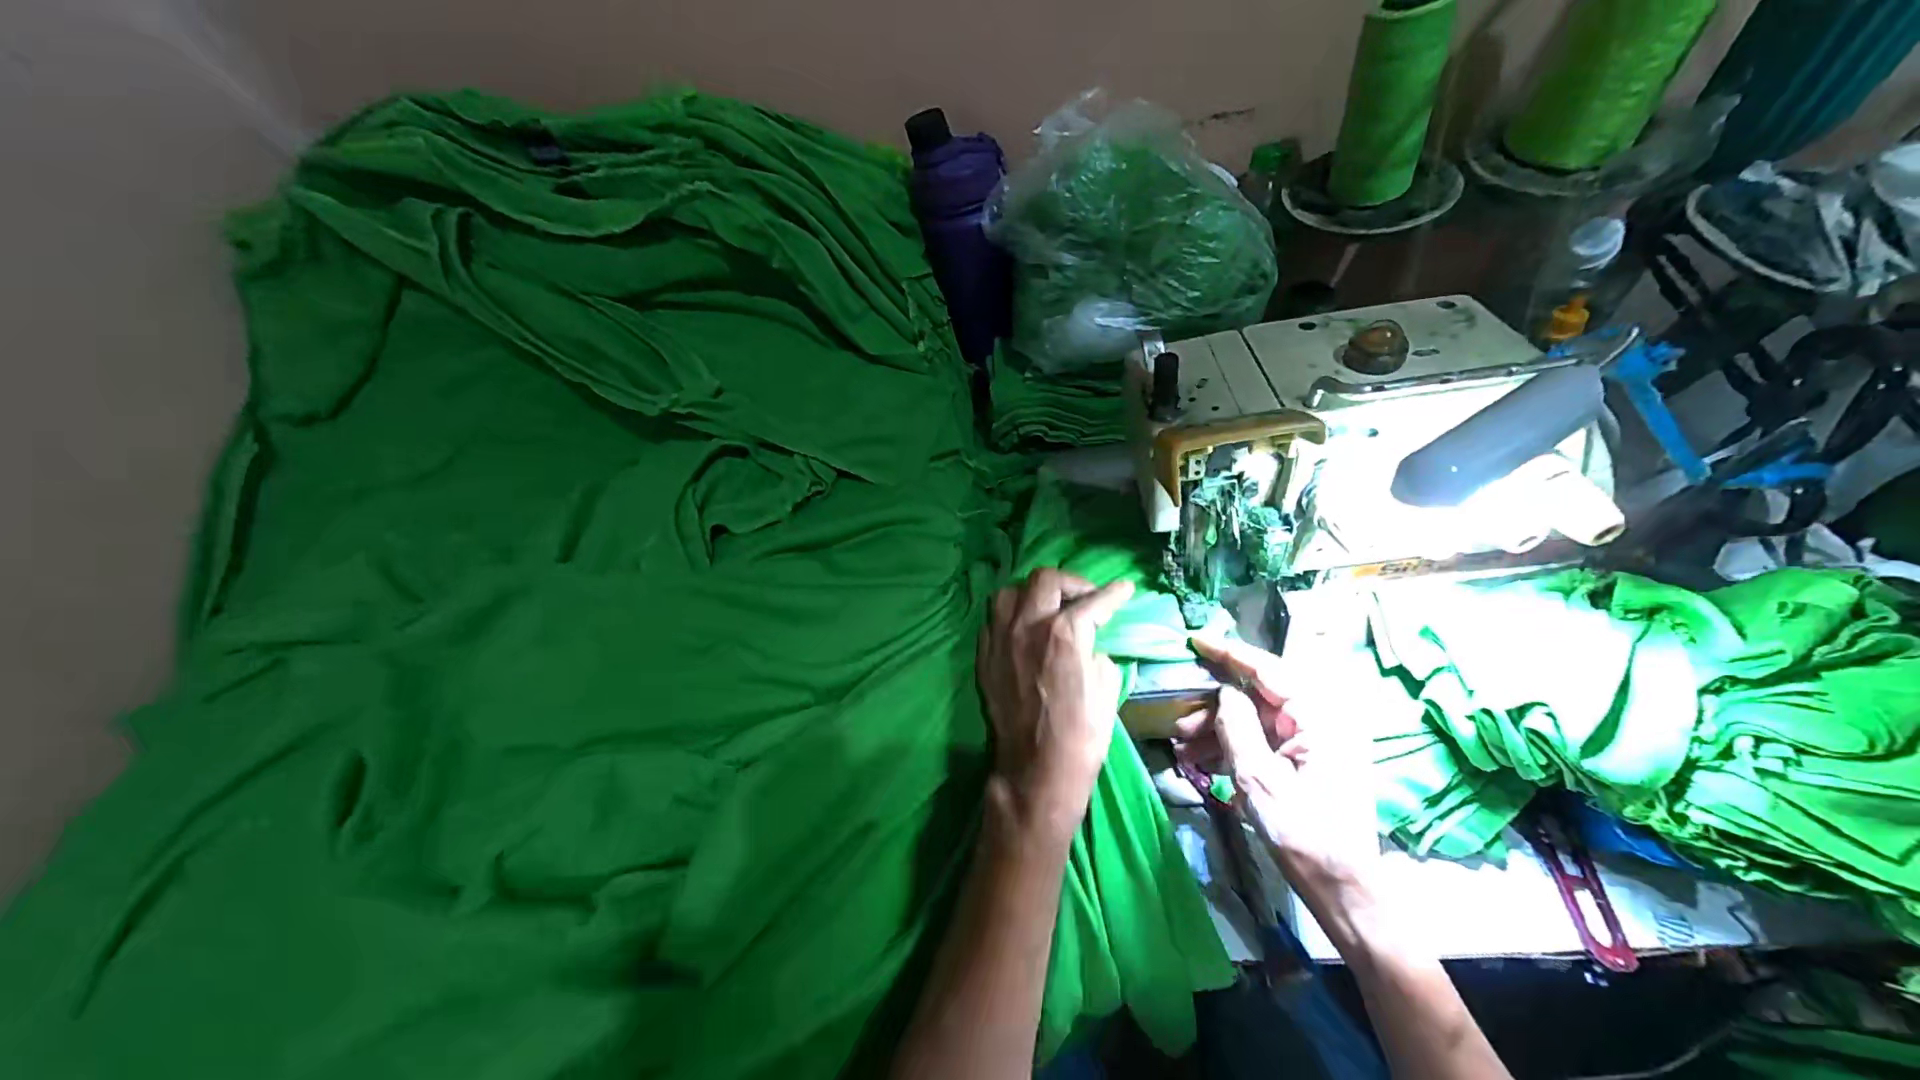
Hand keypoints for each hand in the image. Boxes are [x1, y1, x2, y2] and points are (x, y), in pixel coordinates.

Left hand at [977, 570, 1134, 840]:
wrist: (1036, 770)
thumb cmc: (1082, 735)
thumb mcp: (1106, 689)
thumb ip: (1098, 654)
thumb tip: (1090, 645)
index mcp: (1065, 633)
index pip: (1094, 600)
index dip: (1114, 593)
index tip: (1124, 587)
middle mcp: (1028, 626)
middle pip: (1045, 580)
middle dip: (1071, 583)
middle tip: (1085, 598)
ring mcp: (1001, 639)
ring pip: (1011, 592)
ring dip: (1033, 593)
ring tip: (1049, 608)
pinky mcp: (985, 656)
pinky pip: (994, 620)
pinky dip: (1012, 616)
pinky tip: (1025, 629)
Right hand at [1177, 635, 1378, 896]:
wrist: (1342, 889)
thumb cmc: (1304, 834)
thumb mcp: (1260, 780)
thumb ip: (1238, 727)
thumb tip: (1224, 692)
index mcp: (1318, 718)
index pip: (1270, 669)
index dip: (1230, 653)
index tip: (1196, 640)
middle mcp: (1320, 721)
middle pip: (1259, 694)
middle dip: (1216, 704)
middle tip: (1179, 718)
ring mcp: (1314, 743)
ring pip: (1256, 718)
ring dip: (1219, 728)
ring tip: (1184, 746)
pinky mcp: (1306, 762)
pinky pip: (1263, 740)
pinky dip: (1233, 745)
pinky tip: (1203, 761)